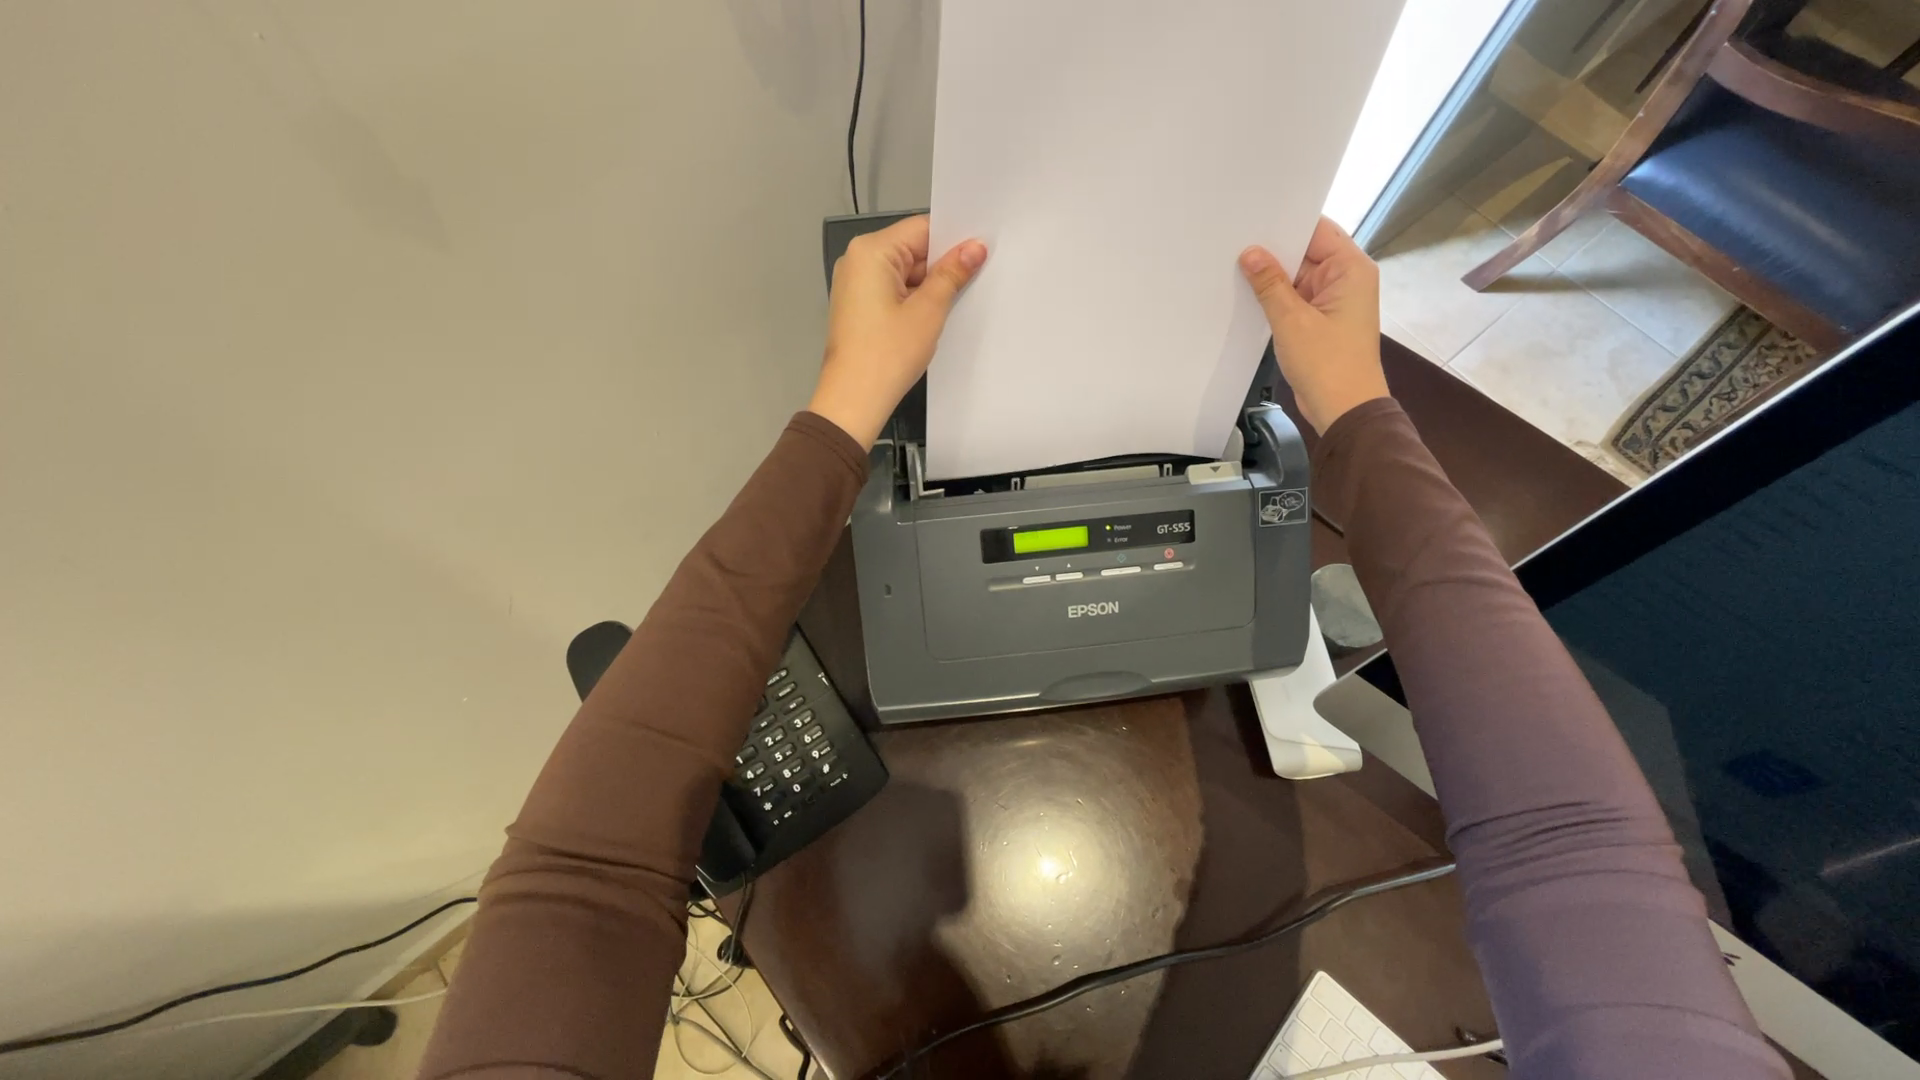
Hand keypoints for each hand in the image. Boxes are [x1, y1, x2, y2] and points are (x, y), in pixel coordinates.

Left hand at [811, 216, 987, 448]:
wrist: (854, 399)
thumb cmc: (888, 353)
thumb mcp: (928, 311)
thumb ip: (952, 274)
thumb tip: (975, 247)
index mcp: (871, 251)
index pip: (921, 229)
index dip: (953, 239)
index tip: (982, 251)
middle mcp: (857, 260)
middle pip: (912, 249)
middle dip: (942, 265)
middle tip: (978, 277)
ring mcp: (855, 284)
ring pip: (904, 273)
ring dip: (929, 286)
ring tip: (958, 300)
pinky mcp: (858, 306)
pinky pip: (892, 291)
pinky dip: (914, 299)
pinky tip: (934, 315)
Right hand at [1239, 218, 1388, 434]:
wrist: (1344, 408)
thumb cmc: (1328, 364)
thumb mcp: (1292, 320)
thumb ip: (1269, 284)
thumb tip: (1251, 253)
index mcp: (1351, 269)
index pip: (1318, 230)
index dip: (1287, 224)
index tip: (1254, 219)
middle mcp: (1346, 279)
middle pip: (1307, 252)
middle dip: (1274, 252)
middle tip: (1236, 242)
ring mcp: (1334, 300)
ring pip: (1298, 277)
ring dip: (1273, 278)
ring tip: (1236, 267)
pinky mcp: (1322, 320)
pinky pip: (1297, 298)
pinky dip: (1277, 298)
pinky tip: (1250, 295)